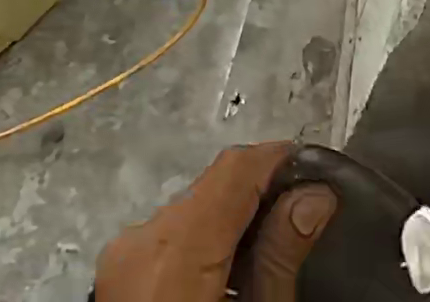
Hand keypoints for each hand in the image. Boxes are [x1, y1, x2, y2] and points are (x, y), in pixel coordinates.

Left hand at [96, 142, 338, 301]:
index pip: (230, 170)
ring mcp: (122, 255)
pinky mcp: (117, 272)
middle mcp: (140, 239)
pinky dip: (203, 239)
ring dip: (231, 217)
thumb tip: (312, 198)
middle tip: (305, 207)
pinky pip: (168, 237)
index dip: (273, 158)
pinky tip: (231, 269)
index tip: (310, 162)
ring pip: (189, 210)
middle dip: (257, 191)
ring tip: (274, 241)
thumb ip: (279, 259)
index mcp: (174, 250)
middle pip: (209, 188)